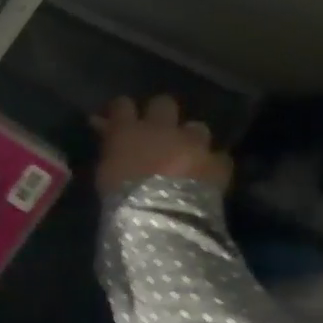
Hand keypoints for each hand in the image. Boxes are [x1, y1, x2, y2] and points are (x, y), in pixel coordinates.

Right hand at [90, 95, 232, 195]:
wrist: (162, 218)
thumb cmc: (122, 196)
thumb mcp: (105, 169)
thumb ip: (109, 145)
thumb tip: (103, 126)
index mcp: (129, 130)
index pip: (122, 104)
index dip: (121, 109)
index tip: (119, 117)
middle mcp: (163, 128)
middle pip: (163, 103)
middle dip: (161, 114)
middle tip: (158, 131)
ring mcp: (193, 143)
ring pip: (196, 127)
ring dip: (191, 138)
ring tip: (188, 154)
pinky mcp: (217, 162)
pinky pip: (219, 156)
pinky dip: (212, 163)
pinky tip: (207, 175)